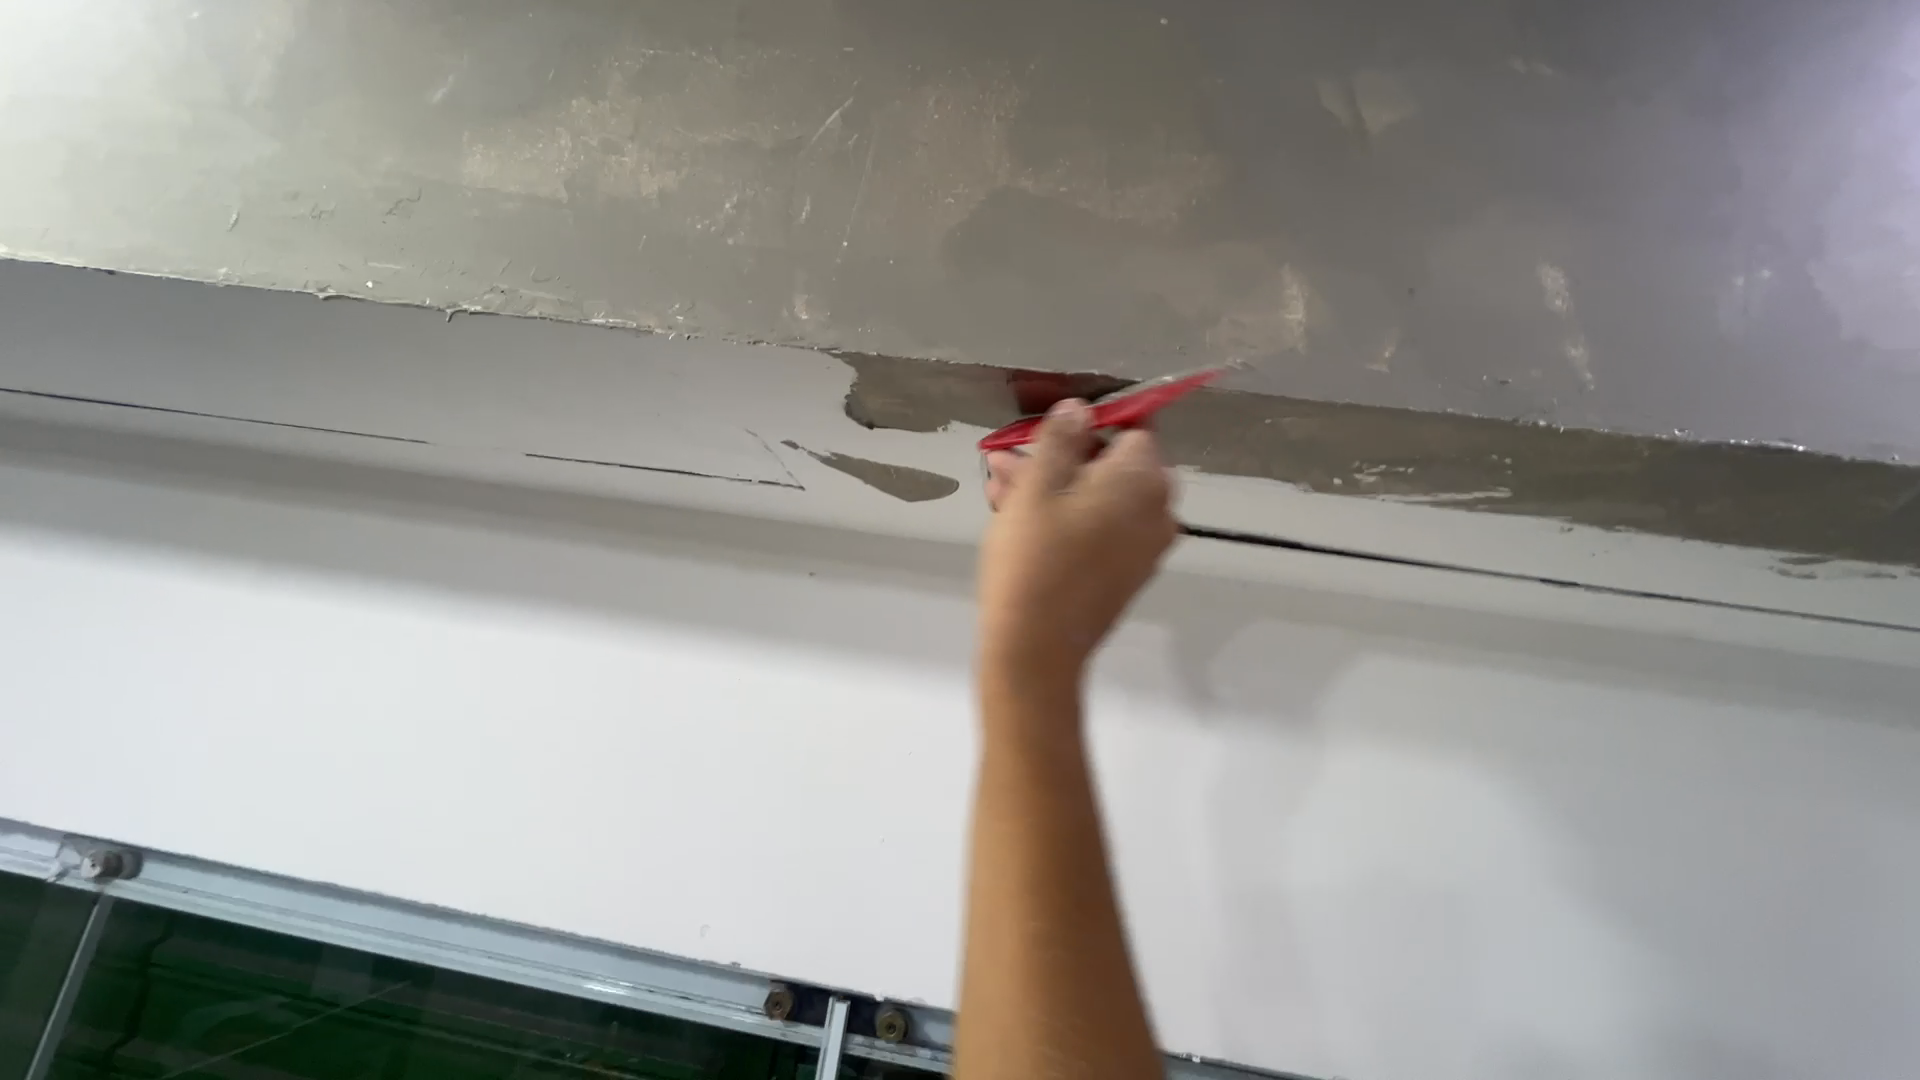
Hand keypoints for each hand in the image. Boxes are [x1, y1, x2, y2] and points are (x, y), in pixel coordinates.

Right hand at [976, 399, 1177, 693]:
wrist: (1036, 649)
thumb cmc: (1034, 557)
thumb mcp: (1036, 486)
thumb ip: (1060, 438)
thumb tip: (1080, 408)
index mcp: (1144, 481)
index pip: (1130, 429)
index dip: (1085, 425)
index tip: (1044, 434)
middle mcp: (1157, 511)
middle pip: (1109, 467)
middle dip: (1056, 460)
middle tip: (1004, 462)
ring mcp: (1144, 547)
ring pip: (1096, 500)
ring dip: (1051, 489)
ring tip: (997, 490)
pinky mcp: (1125, 574)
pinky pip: (1098, 531)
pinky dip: (1065, 520)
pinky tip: (1016, 518)